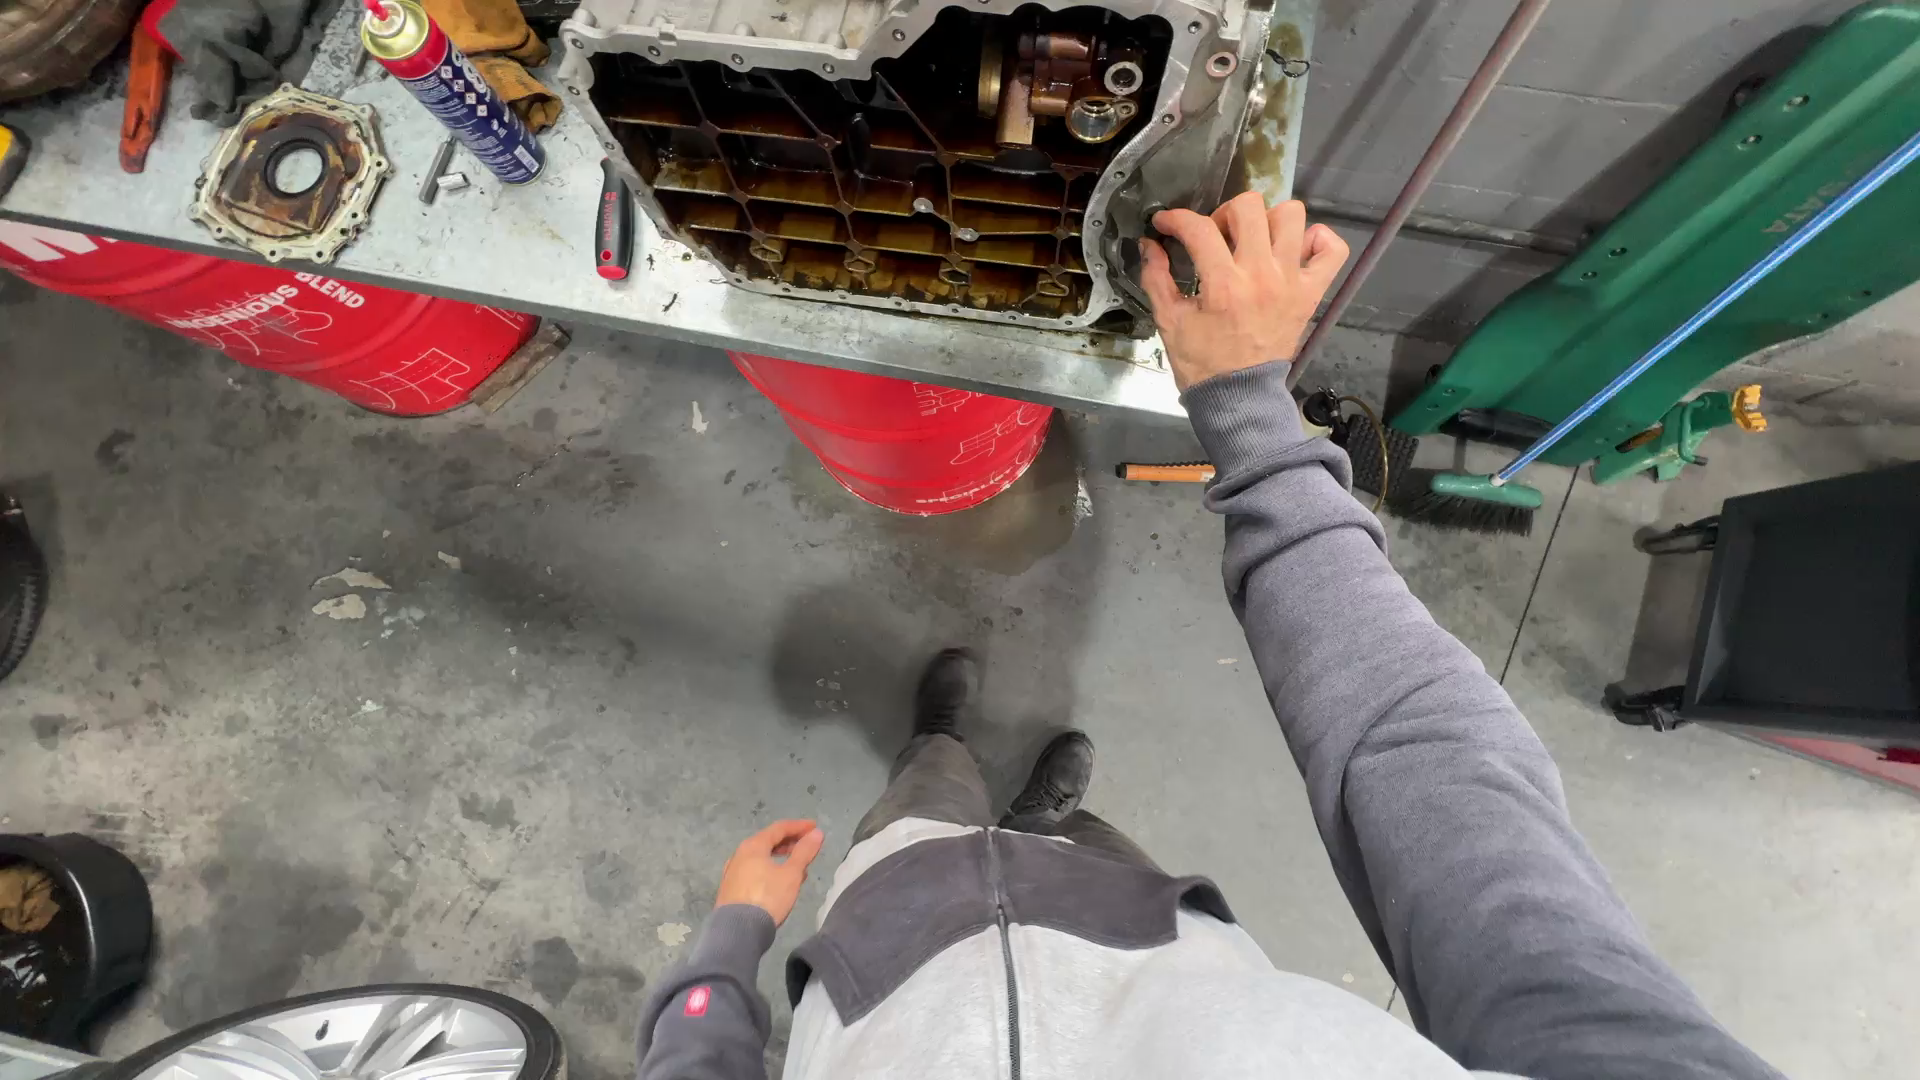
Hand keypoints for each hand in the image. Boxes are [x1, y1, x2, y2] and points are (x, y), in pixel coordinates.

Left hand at [714, 819, 825, 925]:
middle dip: (790, 842)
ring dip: (781, 858)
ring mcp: (732, 873)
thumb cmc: (767, 898)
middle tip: (807, 846)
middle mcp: (739, 855)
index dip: (799, 826)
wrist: (737, 933)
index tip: (814, 828)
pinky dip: (769, 870)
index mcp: (753, 846)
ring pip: (760, 858)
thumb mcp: (791, 874)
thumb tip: (816, 833)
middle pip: (768, 841)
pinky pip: (754, 871)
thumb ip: (804, 852)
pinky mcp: (730, 890)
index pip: (779, 828)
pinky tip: (779, 883)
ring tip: (798, 868)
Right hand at [1140, 193, 1349, 391]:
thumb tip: (1150, 244)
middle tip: (1214, 237)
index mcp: (1223, 285)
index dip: (1176, 218)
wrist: (1237, 396)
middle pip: (1249, 208)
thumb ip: (1156, 279)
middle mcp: (1261, 275)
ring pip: (1292, 216)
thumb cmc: (1201, 363)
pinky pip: (1331, 248)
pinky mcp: (1311, 292)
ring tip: (1253, 242)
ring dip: (1267, 221)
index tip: (1165, 223)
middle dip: (1223, 214)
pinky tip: (1293, 250)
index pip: (1199, 230)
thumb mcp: (1169, 322)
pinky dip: (1316, 240)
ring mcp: (1291, 281)